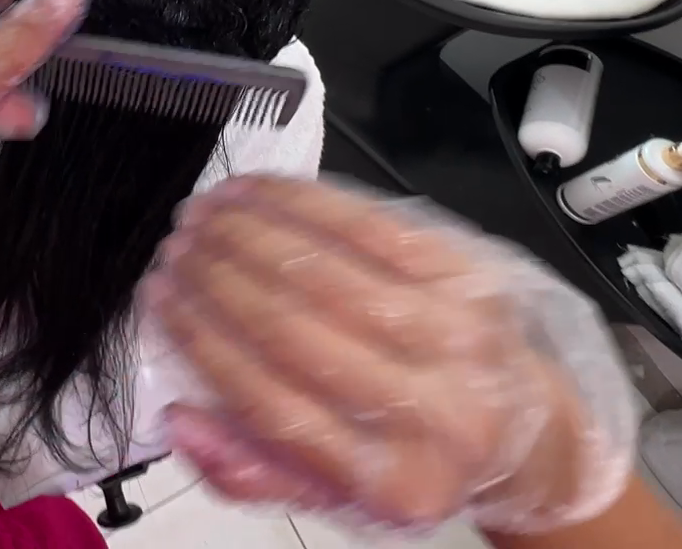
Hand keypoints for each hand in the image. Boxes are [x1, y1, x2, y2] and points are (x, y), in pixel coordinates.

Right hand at [145, 177, 634, 533]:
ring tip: (200, 213)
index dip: (199, 340)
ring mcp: (456, 334)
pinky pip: (363, 223)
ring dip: (245, 232)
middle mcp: (433, 414)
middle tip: (174, 248)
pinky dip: (295, 199)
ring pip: (322, 269)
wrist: (523, 420)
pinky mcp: (465, 272)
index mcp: (393, 483)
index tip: (158, 296)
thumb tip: (176, 419)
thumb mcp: (332, 492)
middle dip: (213, 277)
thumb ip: (247, 468)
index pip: (268, 403)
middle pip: (291, 329)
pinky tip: (249, 190)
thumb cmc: (409, 451)